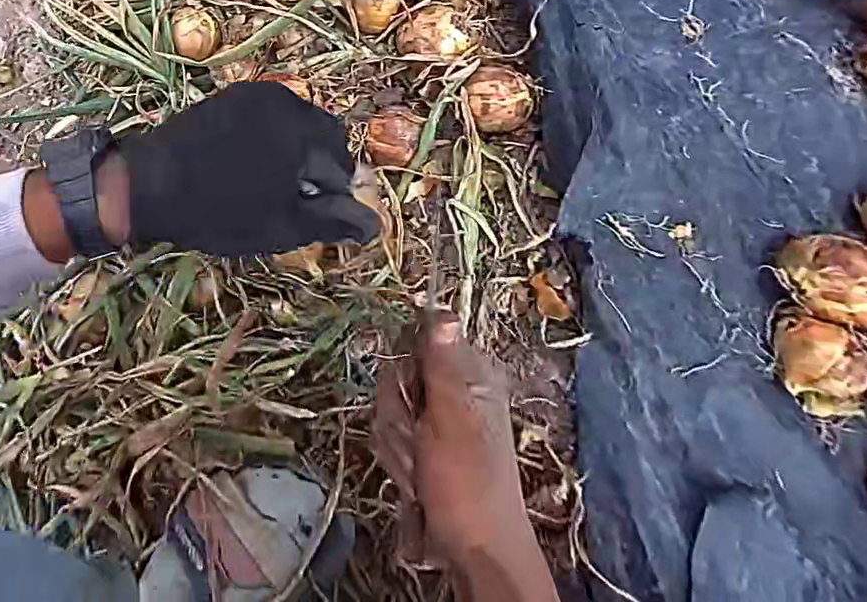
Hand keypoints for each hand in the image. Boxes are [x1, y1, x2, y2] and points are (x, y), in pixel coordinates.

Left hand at [115, 82, 377, 256]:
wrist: (145, 184)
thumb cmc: (218, 211)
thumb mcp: (280, 225)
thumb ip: (330, 221)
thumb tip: (374, 225)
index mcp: (302, 129)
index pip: (340, 163)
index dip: (332, 194)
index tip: (312, 213)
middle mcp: (283, 100)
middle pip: (323, 134)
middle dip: (318, 166)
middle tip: (295, 198)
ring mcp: (254, 93)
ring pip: (297, 122)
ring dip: (297, 150)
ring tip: (271, 182)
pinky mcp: (230, 95)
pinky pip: (268, 114)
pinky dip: (272, 136)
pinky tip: (250, 163)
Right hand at [374, 313, 556, 600]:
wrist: (477, 554)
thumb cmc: (469, 484)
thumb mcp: (452, 418)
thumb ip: (442, 365)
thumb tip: (442, 311)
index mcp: (471, 372)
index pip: (417, 338)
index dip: (404, 367)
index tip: (413, 397)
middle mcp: (455, 387)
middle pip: (396, 374)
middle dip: (398, 413)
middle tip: (419, 444)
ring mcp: (439, 417)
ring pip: (389, 407)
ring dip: (397, 442)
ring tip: (420, 471)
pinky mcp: (425, 444)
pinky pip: (391, 435)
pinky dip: (398, 460)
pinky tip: (416, 482)